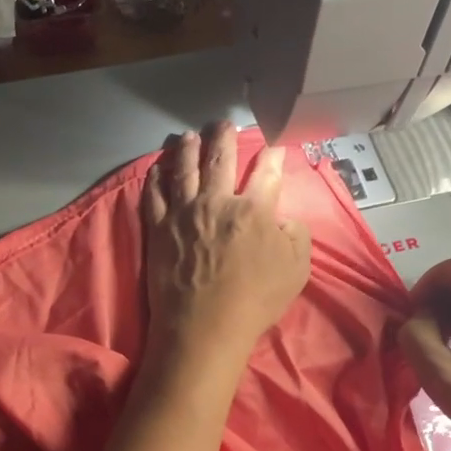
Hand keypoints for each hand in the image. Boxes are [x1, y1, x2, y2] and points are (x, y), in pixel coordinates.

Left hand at [142, 122, 310, 355]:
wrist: (204, 327)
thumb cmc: (255, 302)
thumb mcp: (296, 270)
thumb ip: (296, 236)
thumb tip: (284, 219)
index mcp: (254, 210)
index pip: (266, 173)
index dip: (272, 157)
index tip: (273, 148)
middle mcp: (217, 202)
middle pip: (220, 159)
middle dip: (224, 137)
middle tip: (224, 123)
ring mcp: (183, 213)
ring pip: (184, 170)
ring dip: (188, 149)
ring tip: (189, 135)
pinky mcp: (158, 229)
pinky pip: (154, 195)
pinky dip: (156, 178)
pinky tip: (157, 168)